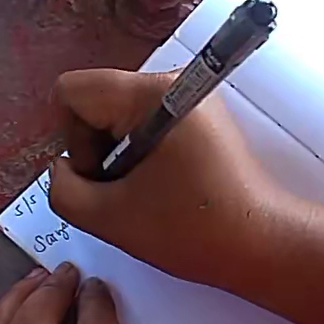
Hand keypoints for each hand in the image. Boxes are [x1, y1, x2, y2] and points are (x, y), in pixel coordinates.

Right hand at [49, 67, 304, 290]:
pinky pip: (142, 125)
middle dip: (97, 150)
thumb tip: (63, 167)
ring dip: (118, 157)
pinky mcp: (198, 116)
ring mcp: (188, 96)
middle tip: (125, 192)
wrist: (261, 243)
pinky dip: (139, 156)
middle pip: (96, 103)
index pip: (73, 92)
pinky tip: (160, 187)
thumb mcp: (109, 218)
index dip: (73, 139)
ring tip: (145, 193)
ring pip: (116, 117)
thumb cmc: (190, 231)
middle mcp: (171, 81)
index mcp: (151, 95)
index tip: (104, 175)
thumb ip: (62, 189)